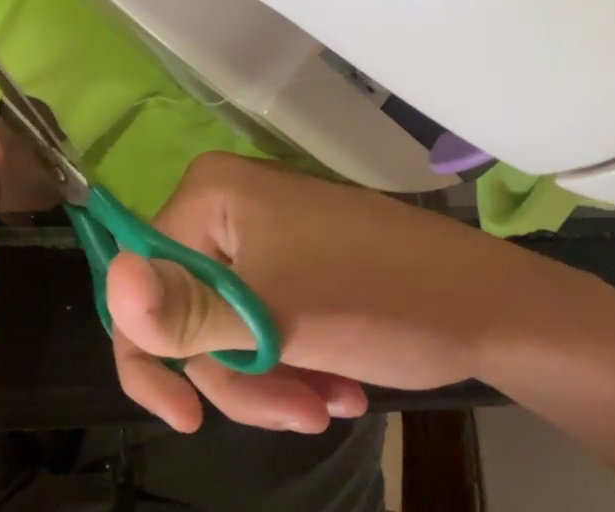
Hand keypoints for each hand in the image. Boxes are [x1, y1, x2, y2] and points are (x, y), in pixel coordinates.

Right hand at [106, 152, 575, 433]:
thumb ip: (187, 310)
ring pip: (225, 326)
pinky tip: (336, 385)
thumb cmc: (381, 301)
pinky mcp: (296, 260)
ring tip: (327, 403)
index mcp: (207, 195)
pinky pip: (261, 319)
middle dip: (237, 374)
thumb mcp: (276, 317)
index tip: (188, 419)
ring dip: (269, 377)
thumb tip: (110, 284)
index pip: (140, 279)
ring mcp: (263, 232)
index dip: (152, 353)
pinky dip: (291, 361)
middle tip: (296, 413)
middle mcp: (225, 205)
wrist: (503, 312)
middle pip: (186, 310)